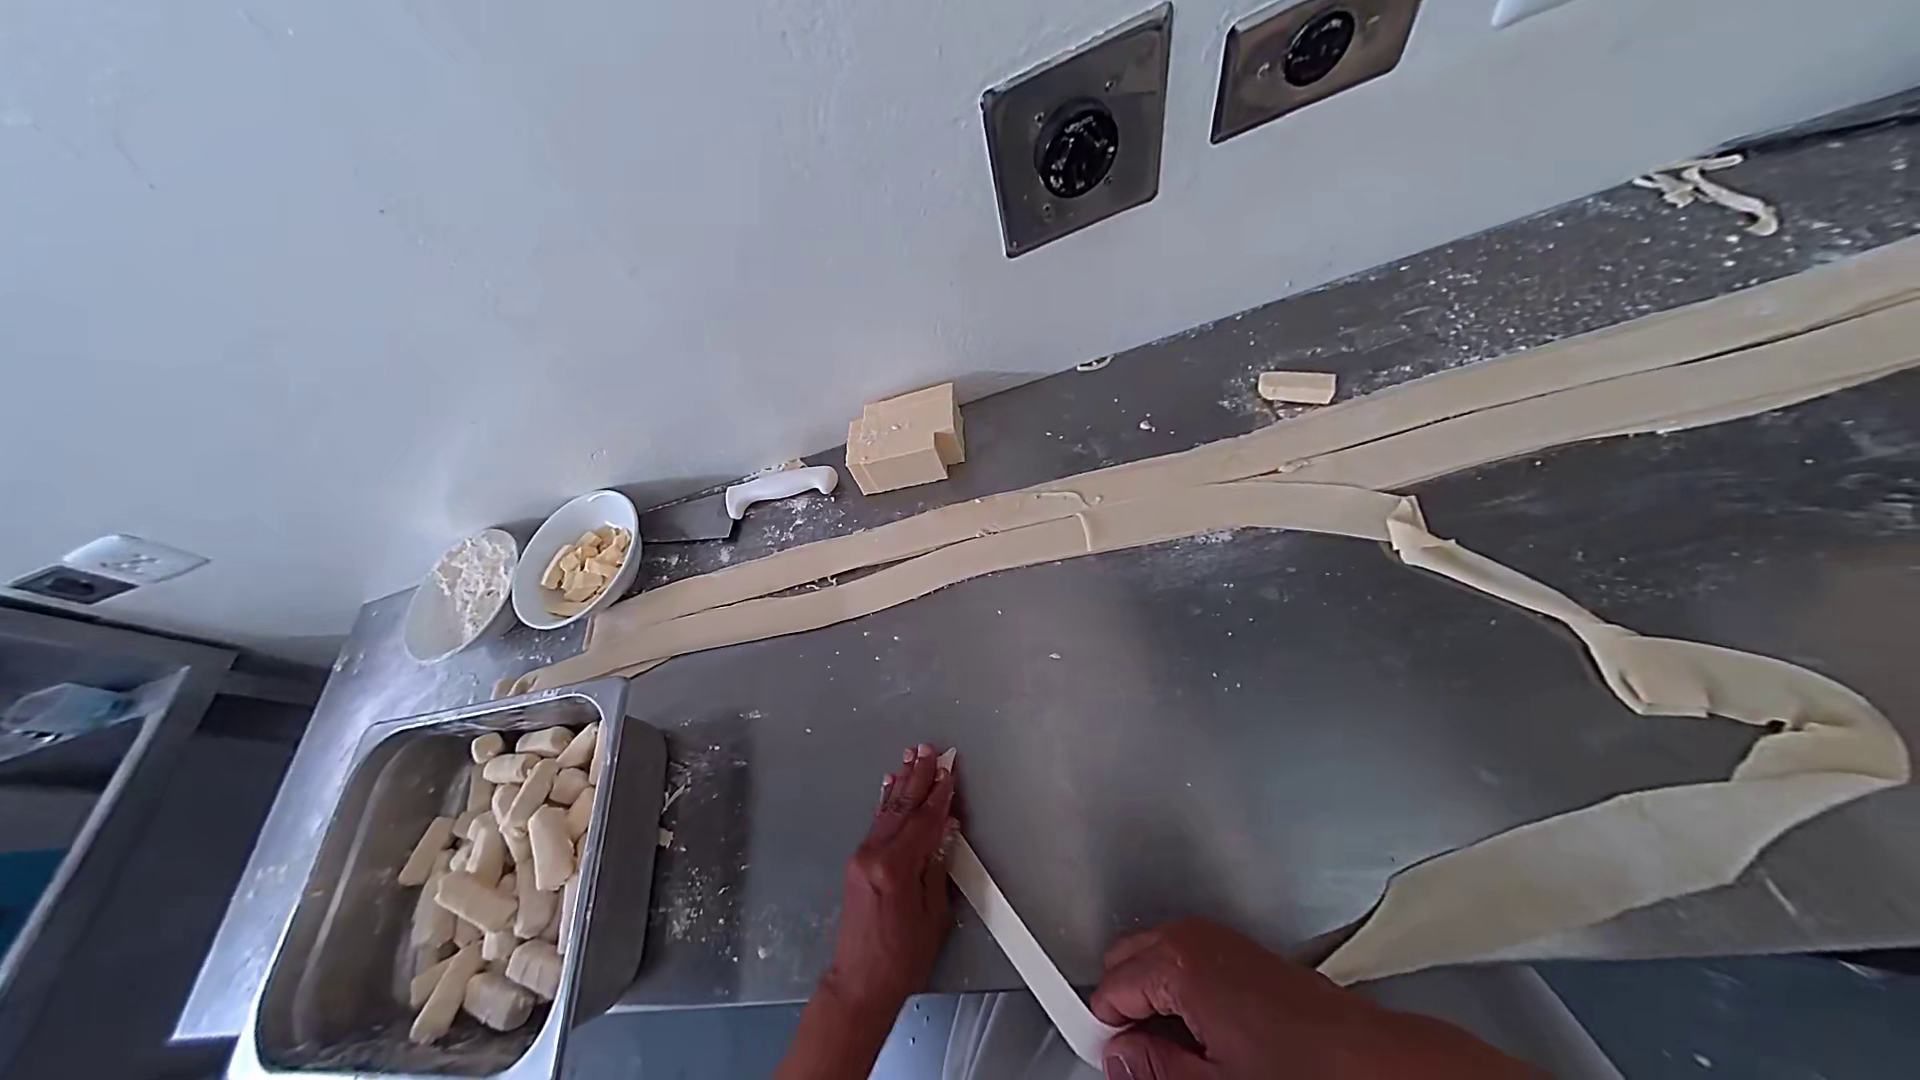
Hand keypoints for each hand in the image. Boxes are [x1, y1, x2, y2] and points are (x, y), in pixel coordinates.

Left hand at [820, 743, 957, 1013]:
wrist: (860, 983)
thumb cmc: (901, 958)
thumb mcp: (933, 913)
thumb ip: (938, 866)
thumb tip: (946, 830)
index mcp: (895, 868)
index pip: (924, 820)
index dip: (940, 795)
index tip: (950, 771)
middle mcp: (874, 855)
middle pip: (903, 807)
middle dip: (919, 776)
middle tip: (930, 750)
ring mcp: (862, 856)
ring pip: (888, 810)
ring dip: (902, 782)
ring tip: (912, 757)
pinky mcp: (857, 862)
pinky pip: (876, 822)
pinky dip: (886, 801)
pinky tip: (889, 785)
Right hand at [1092, 918, 1541, 1079]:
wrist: (1370, 1061)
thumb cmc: (1305, 1072)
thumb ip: (1154, 1068)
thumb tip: (1121, 1058)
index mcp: (1177, 963)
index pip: (1110, 984)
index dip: (1103, 1024)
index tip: (1108, 1053)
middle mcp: (1192, 937)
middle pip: (1124, 958)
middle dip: (1124, 1003)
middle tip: (1141, 1056)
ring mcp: (1214, 936)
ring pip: (1151, 954)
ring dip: (1150, 994)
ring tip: (1181, 1049)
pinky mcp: (1235, 945)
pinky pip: (1182, 955)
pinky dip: (1177, 985)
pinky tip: (1206, 1029)